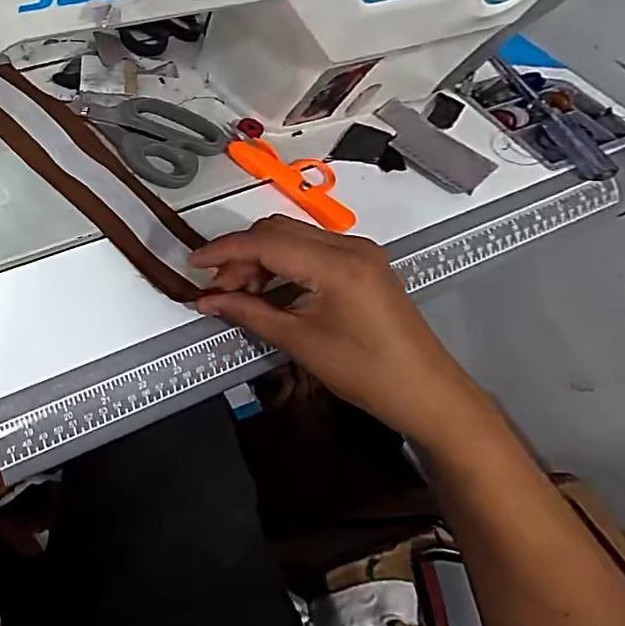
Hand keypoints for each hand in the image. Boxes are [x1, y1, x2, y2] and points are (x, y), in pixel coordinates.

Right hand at [191, 215, 496, 450]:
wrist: (428, 394)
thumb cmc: (370, 373)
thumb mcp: (299, 341)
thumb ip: (249, 312)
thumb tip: (211, 301)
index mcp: (336, 264)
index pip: (265, 243)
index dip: (223, 251)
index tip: (196, 263)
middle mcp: (350, 247)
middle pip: (277, 231)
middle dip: (240, 255)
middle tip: (218, 287)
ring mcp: (360, 253)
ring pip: (292, 237)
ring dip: (260, 257)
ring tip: (240, 291)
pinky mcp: (363, 264)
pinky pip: (311, 249)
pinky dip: (283, 262)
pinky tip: (268, 288)